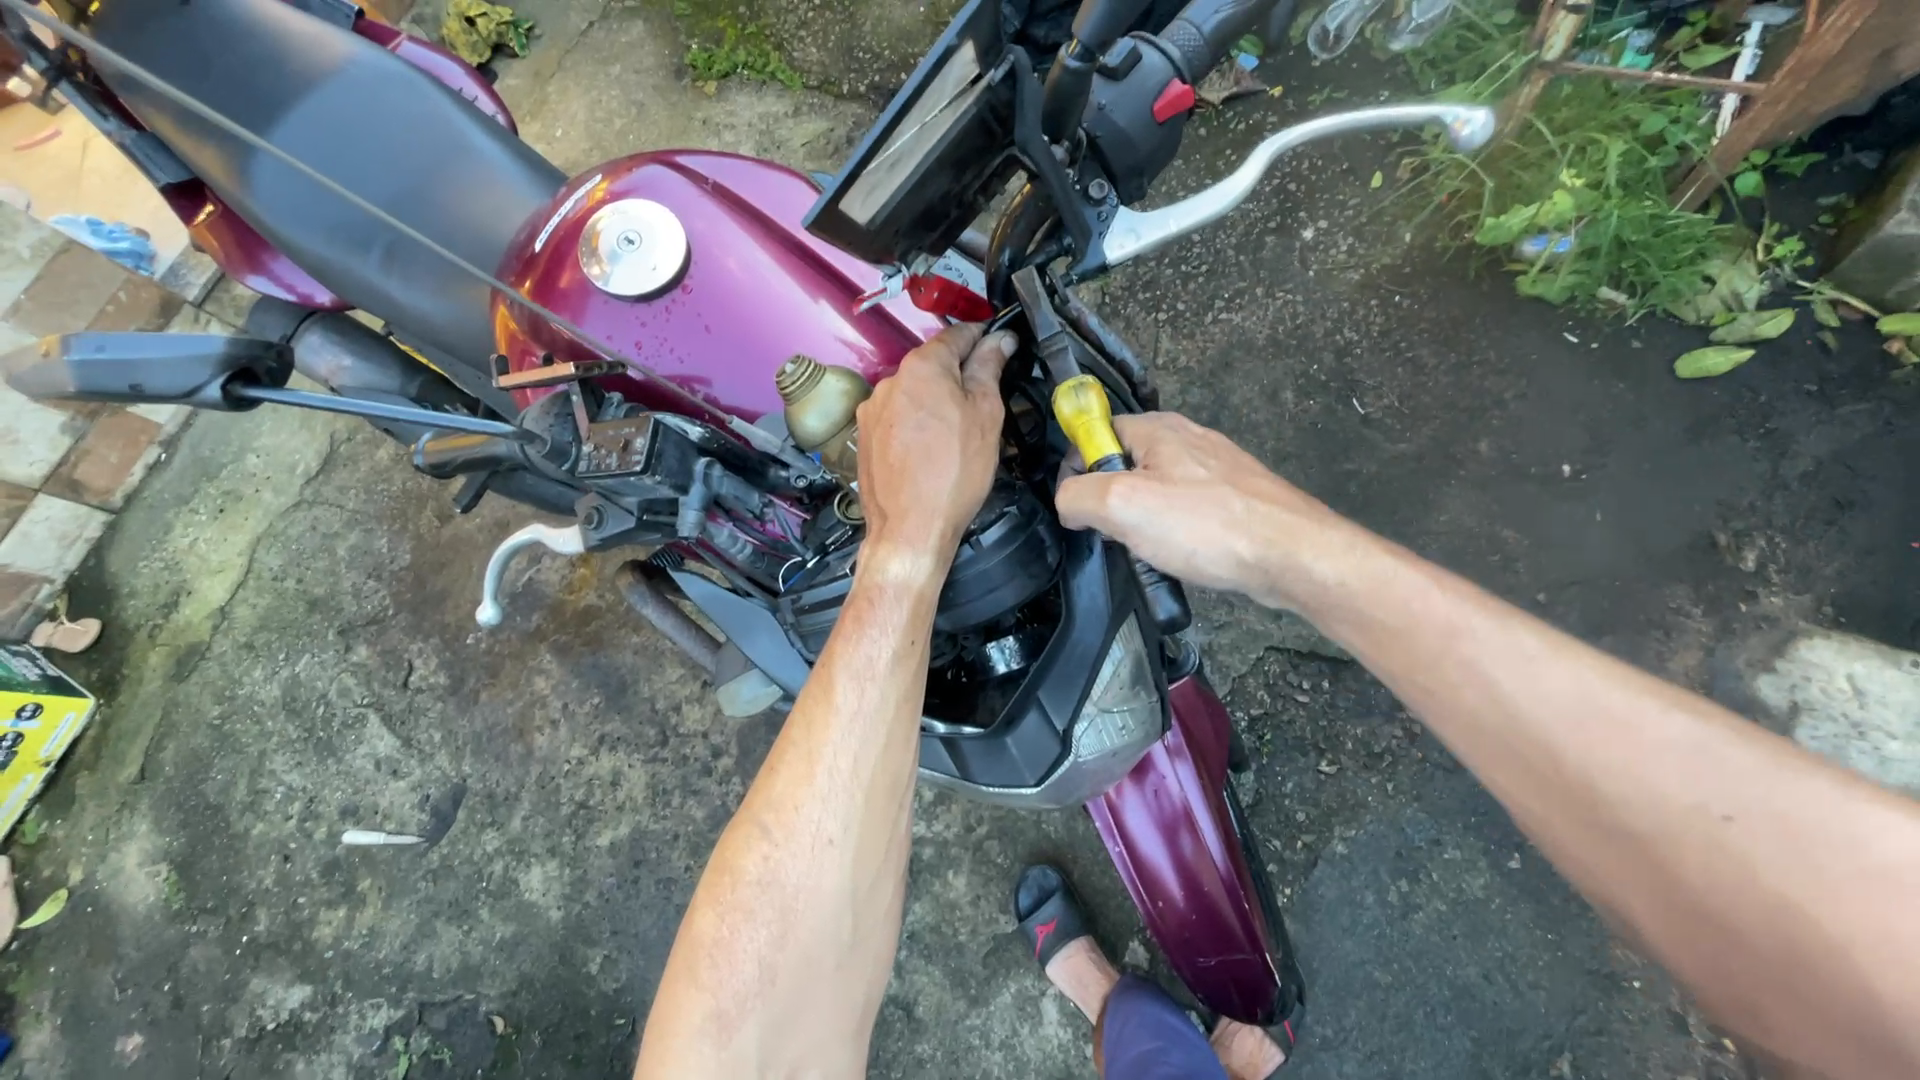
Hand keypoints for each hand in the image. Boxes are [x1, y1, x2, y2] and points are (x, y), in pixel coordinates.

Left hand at [856, 323, 1016, 570]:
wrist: (910, 528)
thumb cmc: (955, 473)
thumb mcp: (985, 415)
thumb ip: (989, 369)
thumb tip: (999, 339)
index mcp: (922, 367)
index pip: (955, 335)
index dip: (981, 336)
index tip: (998, 343)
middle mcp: (890, 381)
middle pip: (931, 366)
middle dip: (956, 376)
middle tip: (983, 400)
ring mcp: (872, 410)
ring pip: (912, 394)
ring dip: (934, 402)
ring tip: (955, 434)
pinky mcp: (864, 437)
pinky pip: (896, 418)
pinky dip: (915, 424)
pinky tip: (929, 450)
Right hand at [1054, 412, 1350, 609]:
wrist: (1290, 555)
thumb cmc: (1204, 525)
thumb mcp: (1121, 505)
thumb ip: (1076, 496)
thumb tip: (1068, 503)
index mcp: (1156, 428)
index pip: (1094, 434)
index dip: (1075, 469)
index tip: (1077, 509)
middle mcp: (1186, 438)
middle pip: (1123, 464)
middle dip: (1109, 501)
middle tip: (1115, 534)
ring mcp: (1214, 469)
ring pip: (1154, 492)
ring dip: (1141, 523)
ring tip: (1150, 551)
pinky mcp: (1233, 498)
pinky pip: (1184, 511)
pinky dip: (1173, 534)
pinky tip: (1180, 556)